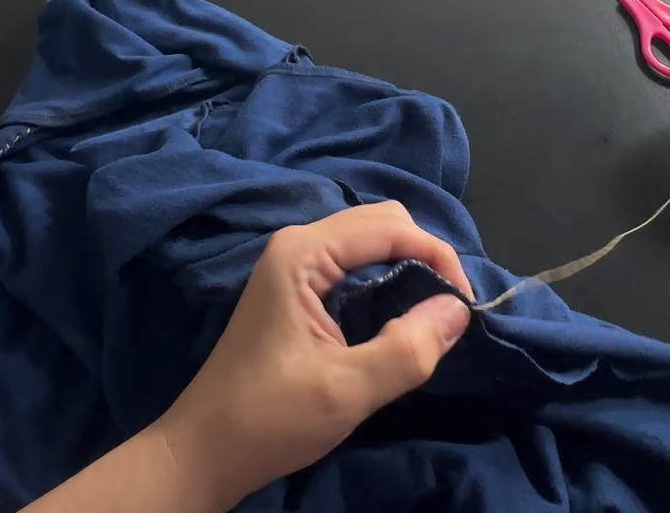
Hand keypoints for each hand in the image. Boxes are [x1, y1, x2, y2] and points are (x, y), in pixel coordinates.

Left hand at [154, 202, 474, 507]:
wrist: (205, 449)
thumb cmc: (269, 418)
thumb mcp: (346, 391)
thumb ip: (407, 350)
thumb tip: (458, 310)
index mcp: (304, 252)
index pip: (389, 227)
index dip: (435, 255)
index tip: (464, 303)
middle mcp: (300, 242)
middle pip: (382, 220)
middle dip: (424, 253)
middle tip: (448, 306)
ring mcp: (296, 259)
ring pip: (370, 236)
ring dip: (408, 261)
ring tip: (430, 308)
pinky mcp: (298, 281)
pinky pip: (356, 257)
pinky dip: (387, 272)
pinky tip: (398, 309)